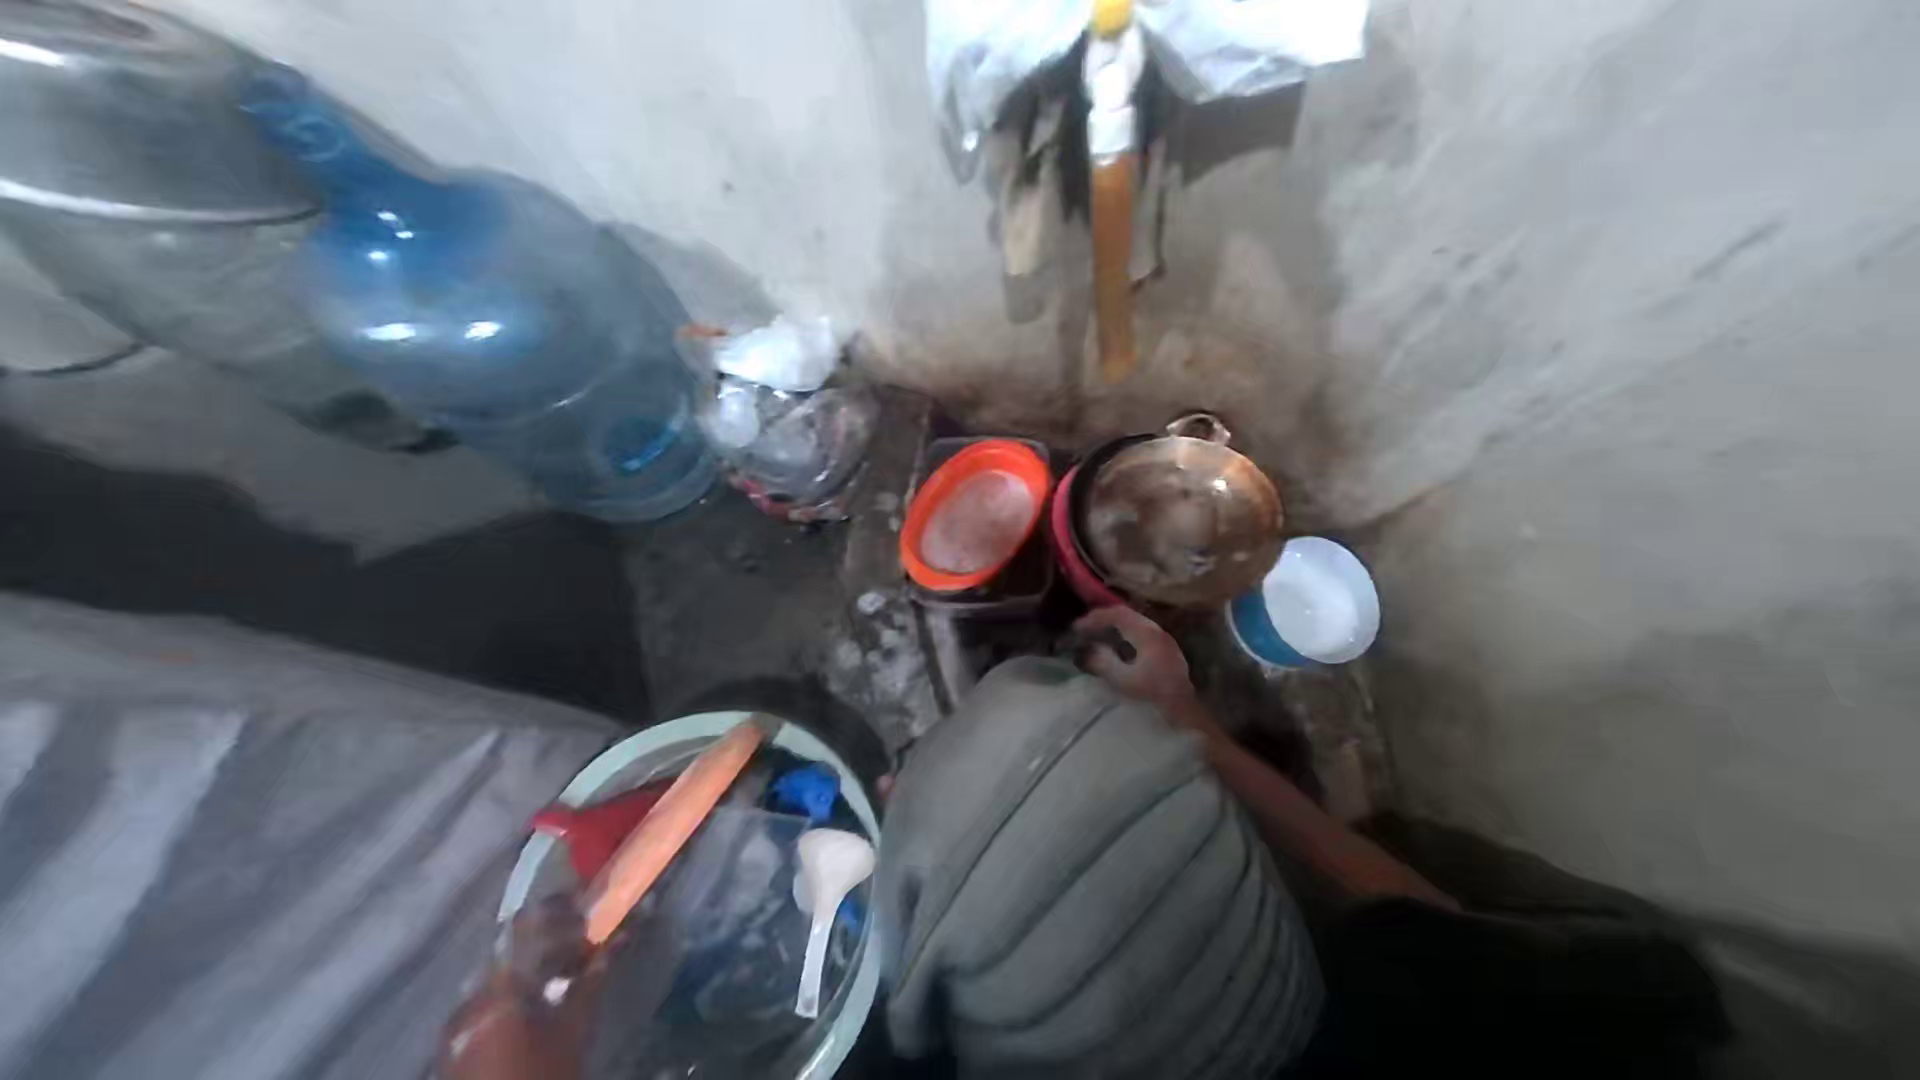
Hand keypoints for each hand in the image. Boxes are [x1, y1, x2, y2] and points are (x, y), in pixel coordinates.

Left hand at [439, 898, 602, 1079]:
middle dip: (550, 940)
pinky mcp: (454, 1052)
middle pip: (511, 951)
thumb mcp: (574, 1028)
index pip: (523, 927)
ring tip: (569, 973)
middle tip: (585, 943)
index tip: (585, 906)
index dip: (555, 910)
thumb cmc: (542, 1079)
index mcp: (497, 990)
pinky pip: (489, 1003)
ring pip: (501, 976)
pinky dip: (518, 991)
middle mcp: (469, 1001)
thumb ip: (593, 976)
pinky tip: (544, 1004)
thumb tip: (619, 935)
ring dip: (536, 966)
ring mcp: (456, 1029)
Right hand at [1072, 607, 1199, 718]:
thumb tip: (1085, 650)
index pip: (1117, 615)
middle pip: (1126, 615)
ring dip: (1113, 626)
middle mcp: (1157, 631)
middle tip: (1084, 628)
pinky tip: (1115, 647)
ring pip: (1134, 623)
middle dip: (1103, 619)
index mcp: (1147, 634)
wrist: (1184, 711)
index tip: (1077, 627)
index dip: (1095, 618)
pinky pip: (1140, 633)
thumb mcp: (1124, 680)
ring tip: (1096, 634)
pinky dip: (1123, 634)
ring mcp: (1163, 640)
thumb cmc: (1153, 695)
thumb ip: (1102, 662)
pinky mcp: (1165, 650)